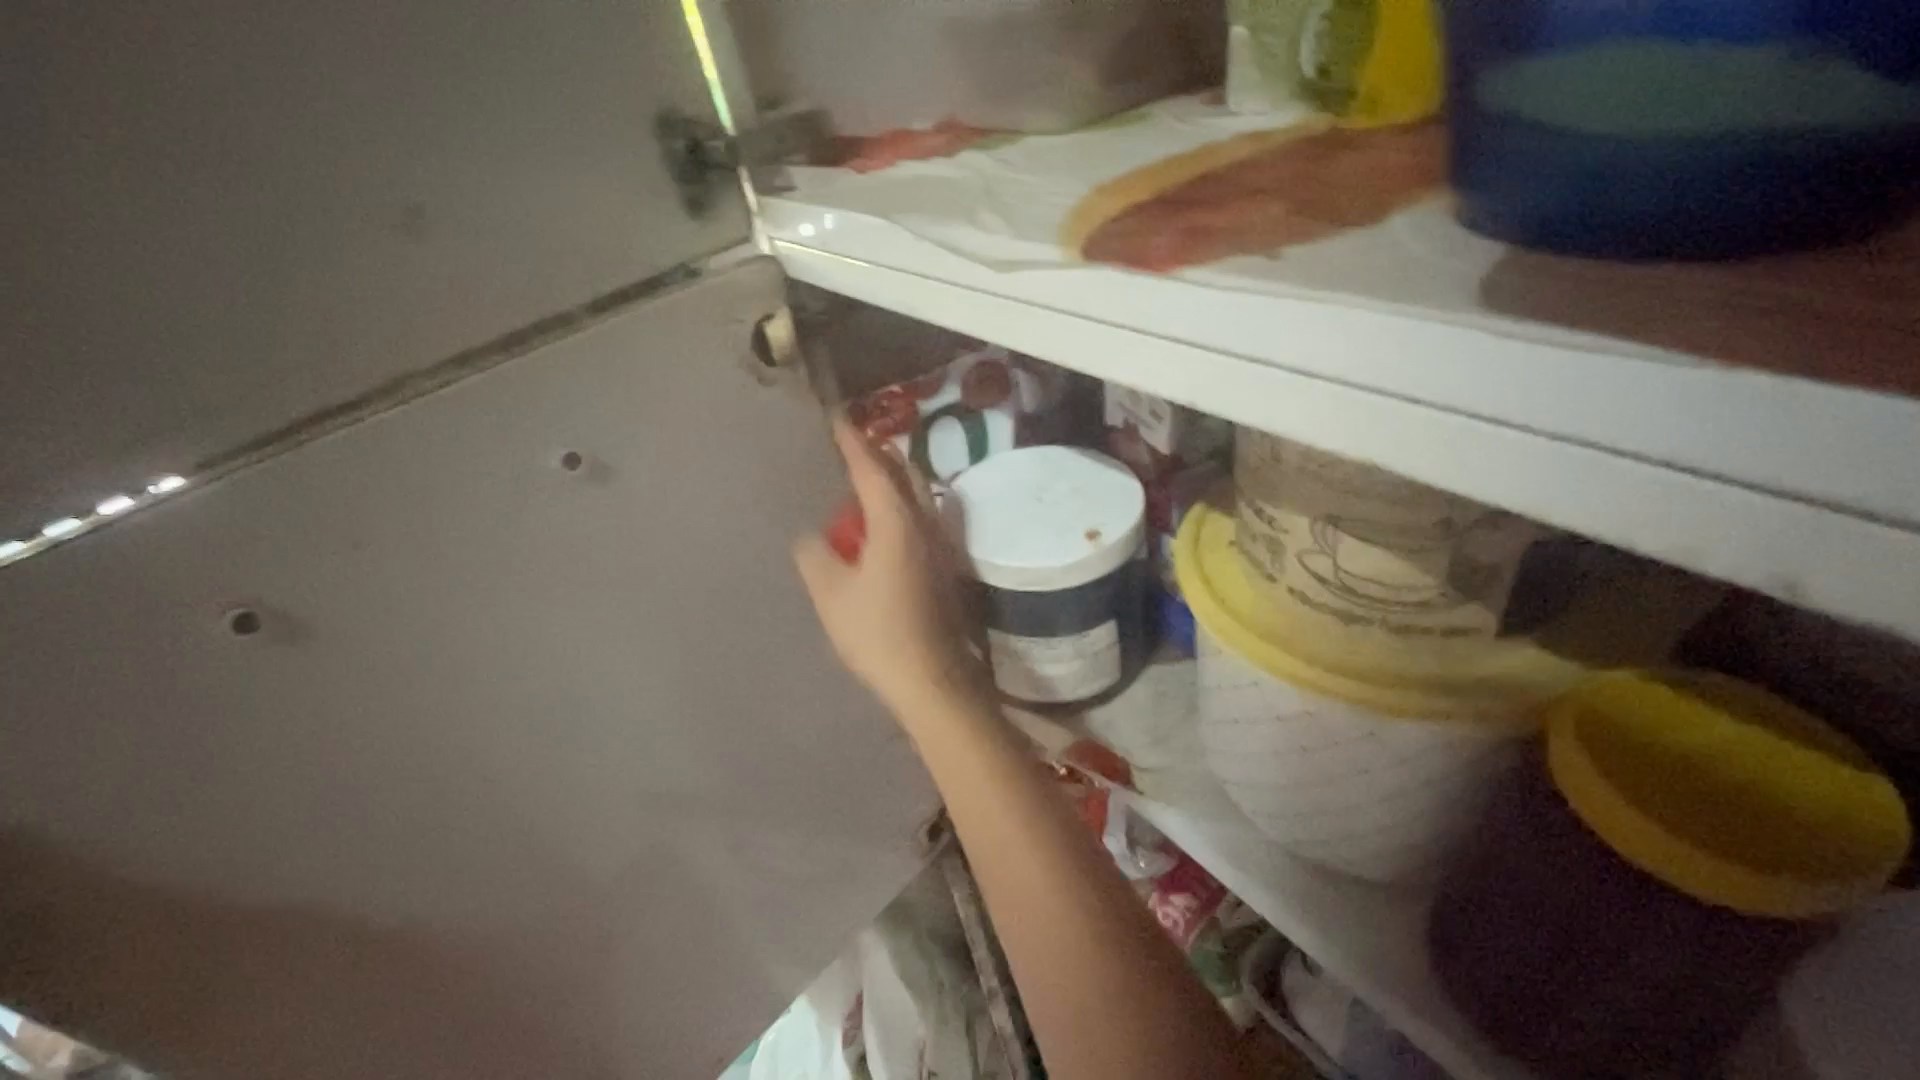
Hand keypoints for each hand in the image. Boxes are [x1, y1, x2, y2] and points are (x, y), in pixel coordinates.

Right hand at [793, 417, 981, 713]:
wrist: (931, 677)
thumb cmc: (877, 633)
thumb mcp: (831, 594)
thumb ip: (815, 556)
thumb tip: (810, 537)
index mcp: (896, 522)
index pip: (872, 468)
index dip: (853, 442)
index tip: (838, 419)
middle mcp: (925, 523)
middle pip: (904, 474)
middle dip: (878, 454)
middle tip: (851, 446)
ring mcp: (940, 545)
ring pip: (918, 496)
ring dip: (893, 480)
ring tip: (864, 481)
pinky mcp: (944, 566)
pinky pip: (921, 519)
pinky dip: (901, 506)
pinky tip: (884, 525)